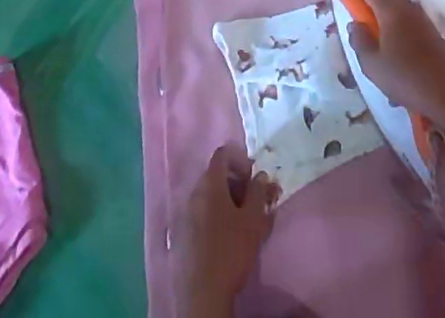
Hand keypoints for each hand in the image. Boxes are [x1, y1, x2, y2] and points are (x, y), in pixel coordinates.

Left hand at [174, 146, 275, 316]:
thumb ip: (258, 193)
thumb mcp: (253, 220)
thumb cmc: (231, 249)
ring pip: (210, 194)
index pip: (222, 154)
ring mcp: (186, 210)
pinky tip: (230, 232)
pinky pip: (203, 210)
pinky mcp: (184, 230)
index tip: (254, 175)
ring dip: (229, 199)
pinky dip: (217, 212)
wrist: (204, 289)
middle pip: (216, 174)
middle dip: (238, 181)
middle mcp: (194, 191)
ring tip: (247, 218)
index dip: (240, 158)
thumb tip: (260, 175)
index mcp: (210, 183)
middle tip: (257, 199)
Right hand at [340, 0, 444, 119]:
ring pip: (401, 6)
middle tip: (358, 5)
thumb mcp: (372, 63)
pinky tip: (395, 43)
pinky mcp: (434, 35)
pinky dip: (399, 22)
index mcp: (390, 11)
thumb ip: (359, 40)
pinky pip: (411, 20)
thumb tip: (355, 24)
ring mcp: (424, 22)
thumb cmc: (405, 78)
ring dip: (386, 9)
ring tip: (375, 26)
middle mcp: (409, 10)